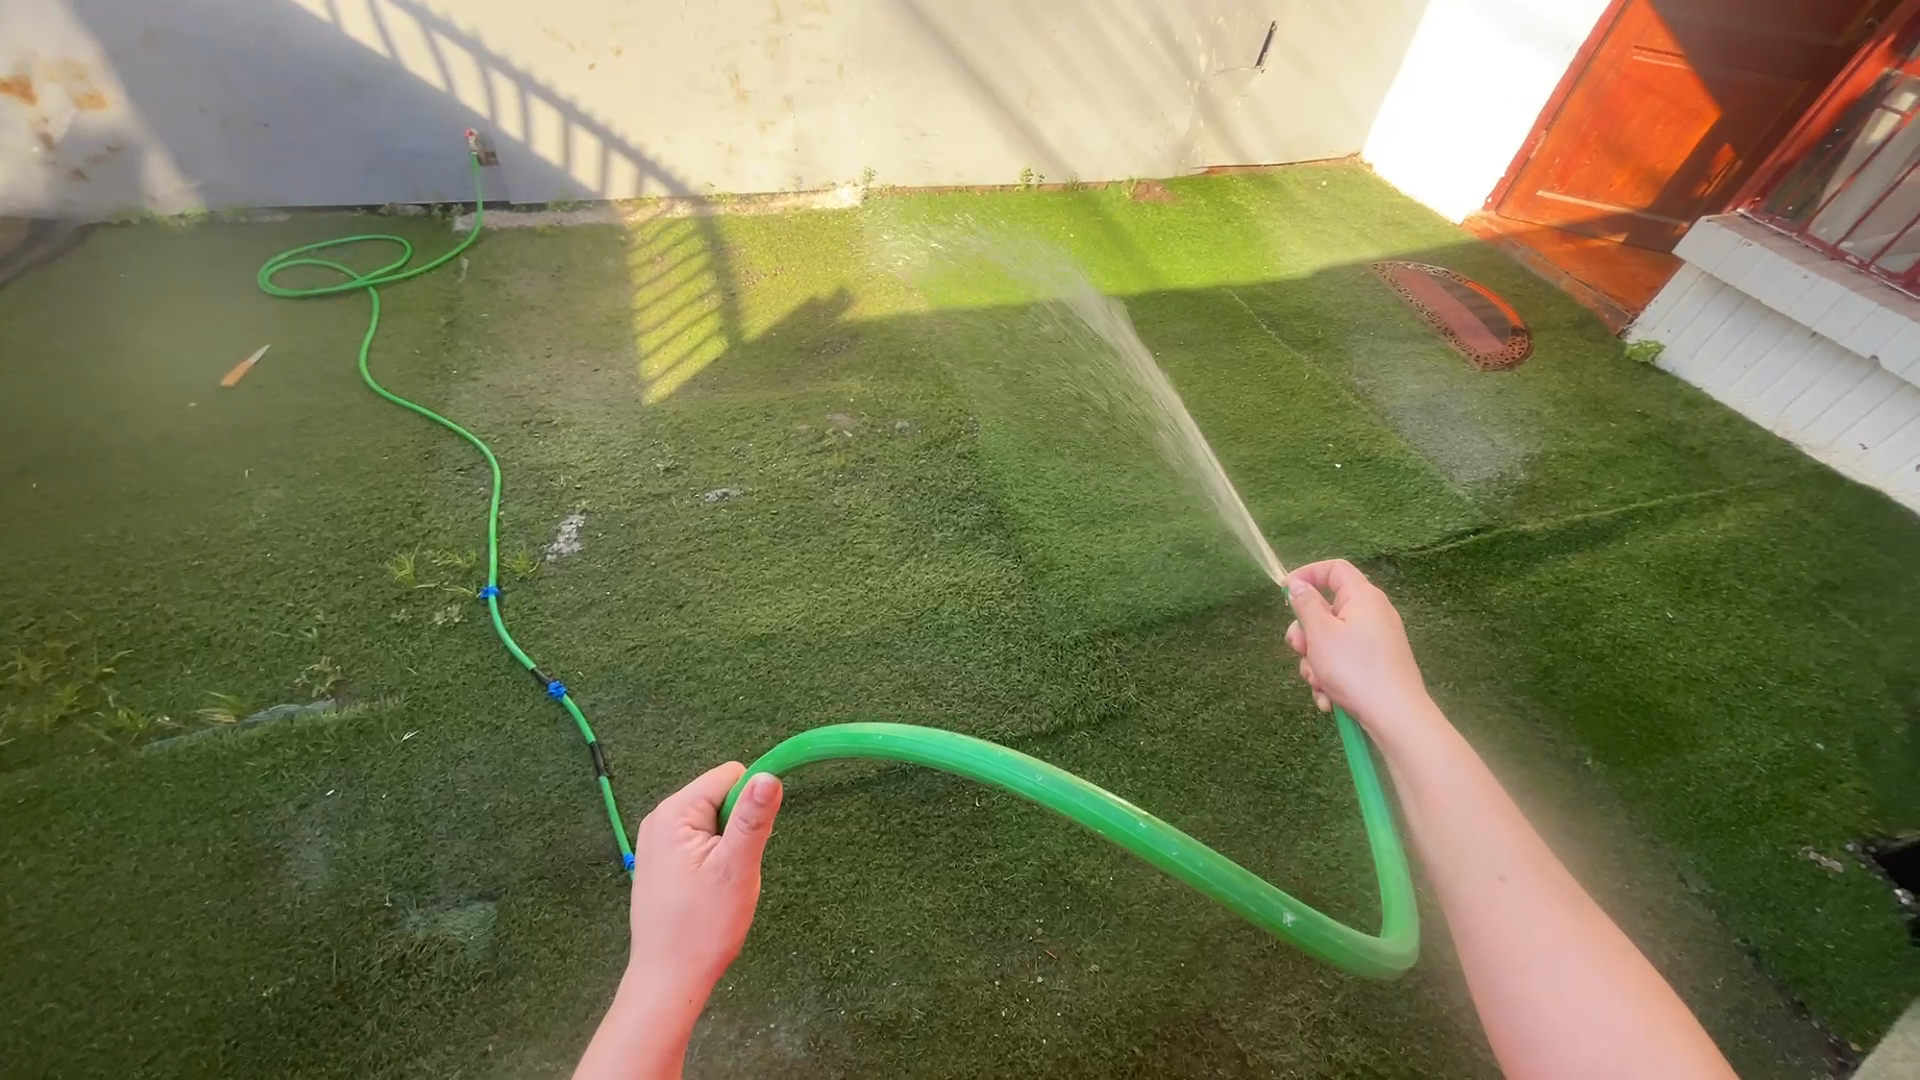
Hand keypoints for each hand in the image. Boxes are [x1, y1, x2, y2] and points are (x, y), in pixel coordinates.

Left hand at [628, 762, 782, 994]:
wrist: (669, 982)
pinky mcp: (663, 860)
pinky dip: (716, 858)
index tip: (748, 844)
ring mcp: (659, 840)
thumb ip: (754, 818)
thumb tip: (770, 774)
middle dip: (739, 827)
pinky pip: (703, 839)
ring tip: (722, 881)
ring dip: (730, 845)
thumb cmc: (704, 925)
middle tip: (734, 869)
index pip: (731, 776)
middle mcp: (661, 817)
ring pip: (716, 819)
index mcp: (675, 812)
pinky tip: (711, 888)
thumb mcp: (737, 867)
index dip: (750, 804)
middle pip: (722, 796)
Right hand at [1284, 560, 1432, 742]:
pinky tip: (1328, 698)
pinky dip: (1330, 677)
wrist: (1395, 716)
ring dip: (1315, 662)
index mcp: (1363, 598)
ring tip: (1318, 683)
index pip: (1334, 569)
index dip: (1307, 574)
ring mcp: (1374, 642)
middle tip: (1299, 649)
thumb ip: (1305, 604)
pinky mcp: (1374, 665)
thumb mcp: (1320, 633)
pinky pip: (1342, 661)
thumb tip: (1297, 584)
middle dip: (1306, 633)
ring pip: (1329, 641)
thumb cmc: (1354, 668)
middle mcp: (1372, 615)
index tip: (1284, 593)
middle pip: (1326, 610)